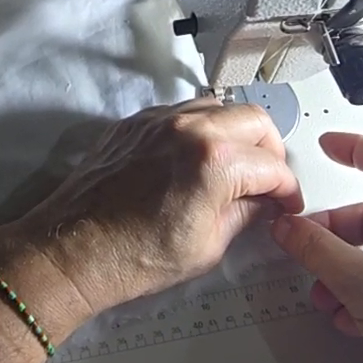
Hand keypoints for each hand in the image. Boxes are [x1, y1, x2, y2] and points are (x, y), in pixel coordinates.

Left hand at [0, 99, 303, 328]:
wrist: (75, 249)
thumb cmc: (135, 256)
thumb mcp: (208, 245)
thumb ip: (244, 212)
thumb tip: (263, 200)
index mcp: (214, 160)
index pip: (272, 165)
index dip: (287, 189)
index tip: (285, 203)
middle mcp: (189, 128)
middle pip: (255, 119)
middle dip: (269, 151)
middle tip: (266, 180)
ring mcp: (160, 119)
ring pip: (219, 107)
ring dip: (235, 132)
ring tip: (232, 166)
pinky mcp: (137, 121)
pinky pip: (183, 111)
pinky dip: (200, 128)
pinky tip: (195, 158)